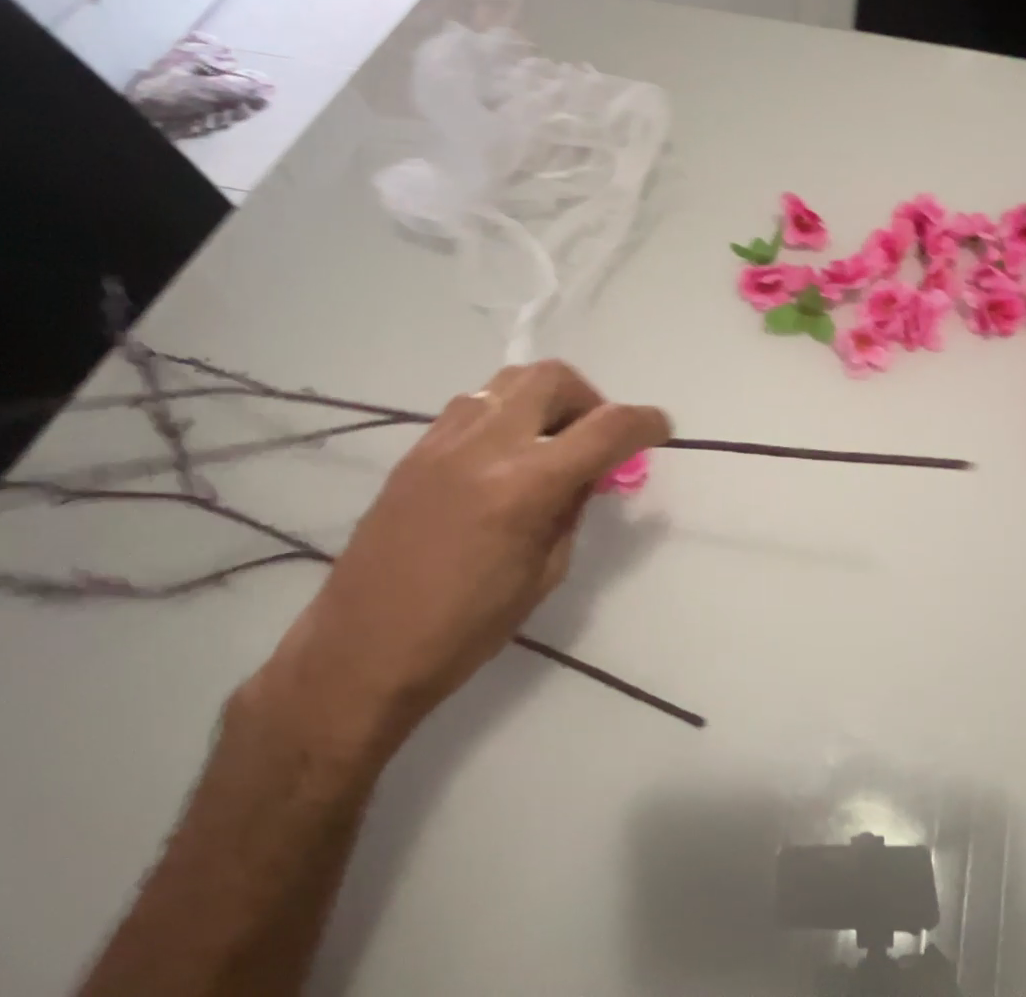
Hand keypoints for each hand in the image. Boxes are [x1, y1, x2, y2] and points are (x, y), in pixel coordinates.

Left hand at [248, 361, 670, 754]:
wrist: (365, 647)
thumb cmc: (466, 630)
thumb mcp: (543, 575)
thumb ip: (571, 511)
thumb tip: (591, 474)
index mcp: (525, 486)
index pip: (604, 429)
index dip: (643, 424)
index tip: (660, 430)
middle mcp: (485, 446)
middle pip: (552, 378)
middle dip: (590, 399)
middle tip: (598, 440)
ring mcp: (443, 442)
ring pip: (508, 381)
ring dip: (544, 400)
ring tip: (552, 444)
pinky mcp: (415, 450)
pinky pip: (472, 405)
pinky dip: (505, 414)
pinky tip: (506, 456)